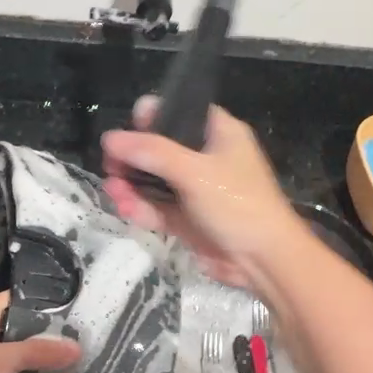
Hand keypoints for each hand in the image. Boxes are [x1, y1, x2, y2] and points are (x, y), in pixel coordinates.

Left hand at [0, 292, 81, 372]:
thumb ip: (38, 350)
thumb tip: (77, 348)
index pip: (10, 301)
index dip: (39, 301)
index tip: (74, 305)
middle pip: (17, 333)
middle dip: (46, 335)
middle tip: (84, 337)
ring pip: (17, 362)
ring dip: (41, 363)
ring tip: (78, 362)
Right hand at [100, 96, 310, 287]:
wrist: (262, 260)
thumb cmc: (237, 204)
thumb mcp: (194, 171)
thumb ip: (152, 153)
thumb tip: (110, 138)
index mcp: (218, 134)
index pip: (181, 112)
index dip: (153, 116)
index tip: (129, 126)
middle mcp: (205, 159)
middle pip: (160, 149)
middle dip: (133, 156)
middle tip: (111, 163)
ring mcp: (195, 192)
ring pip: (155, 182)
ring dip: (132, 185)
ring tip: (112, 189)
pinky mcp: (187, 221)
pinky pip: (158, 209)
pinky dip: (141, 208)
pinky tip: (124, 207)